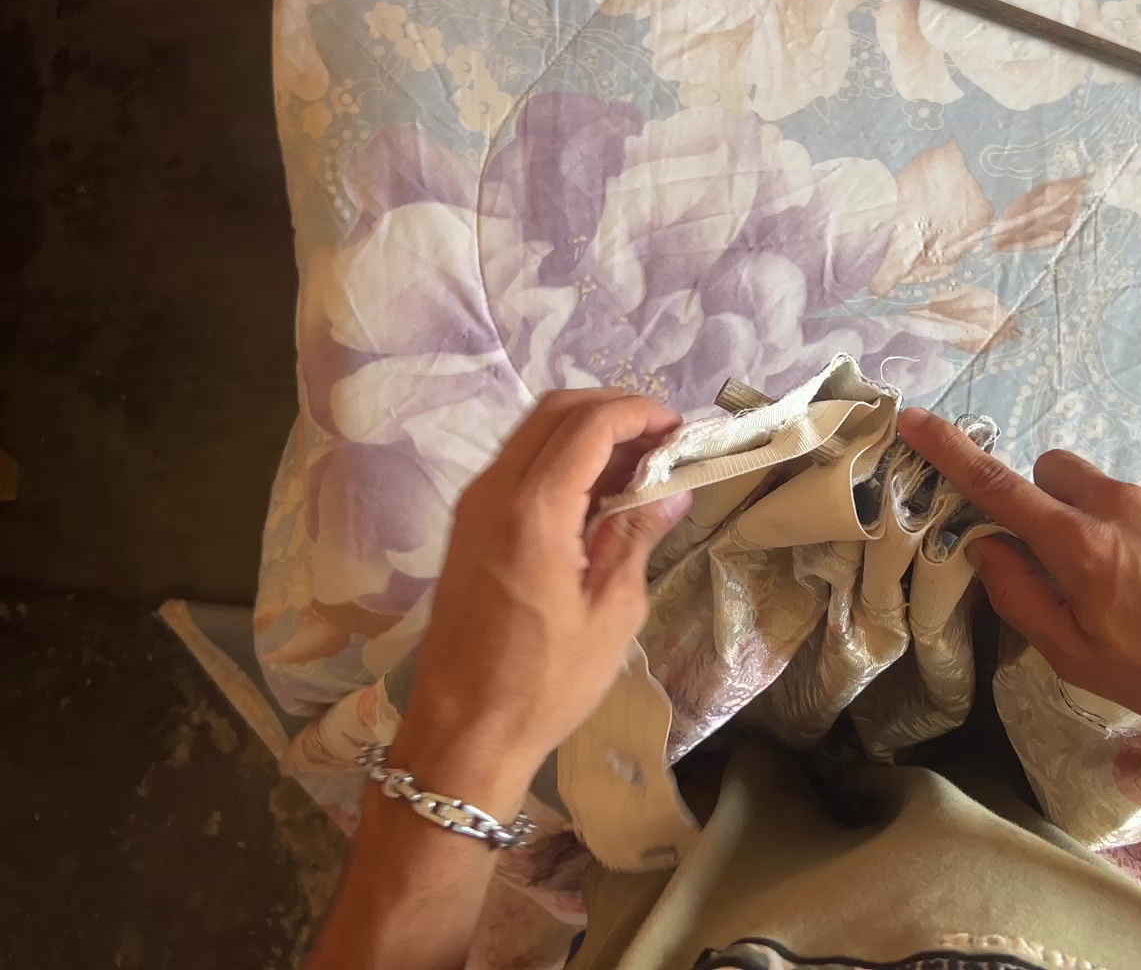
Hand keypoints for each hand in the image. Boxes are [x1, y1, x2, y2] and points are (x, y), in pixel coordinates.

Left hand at [392, 389, 691, 804]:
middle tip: (662, 438)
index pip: (589, 426)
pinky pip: (521, 461)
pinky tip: (600, 488)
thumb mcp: (613, 611)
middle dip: (616, 410)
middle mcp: (494, 492)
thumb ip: (638, 535)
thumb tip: (674, 490)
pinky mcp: (469, 522)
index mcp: (533, 512)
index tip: (678, 430)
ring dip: (589, 429)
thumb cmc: (547, 681)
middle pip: (557, 410)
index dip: (639, 413)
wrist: (462, 731)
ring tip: (640, 459)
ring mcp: (475, 504)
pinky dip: (564, 455)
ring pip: (535, 430)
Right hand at [897, 407, 1140, 750]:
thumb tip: (986, 546)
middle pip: (1053, 468)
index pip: (997, 485)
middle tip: (1066, 558)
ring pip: (1104, 490)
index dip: (949, 449)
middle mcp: (1119, 504)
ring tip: (1139, 586)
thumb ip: (1020, 595)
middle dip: (1044, 500)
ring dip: (1100, 522)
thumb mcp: (1077, 657)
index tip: (914, 417)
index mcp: (1079, 544)